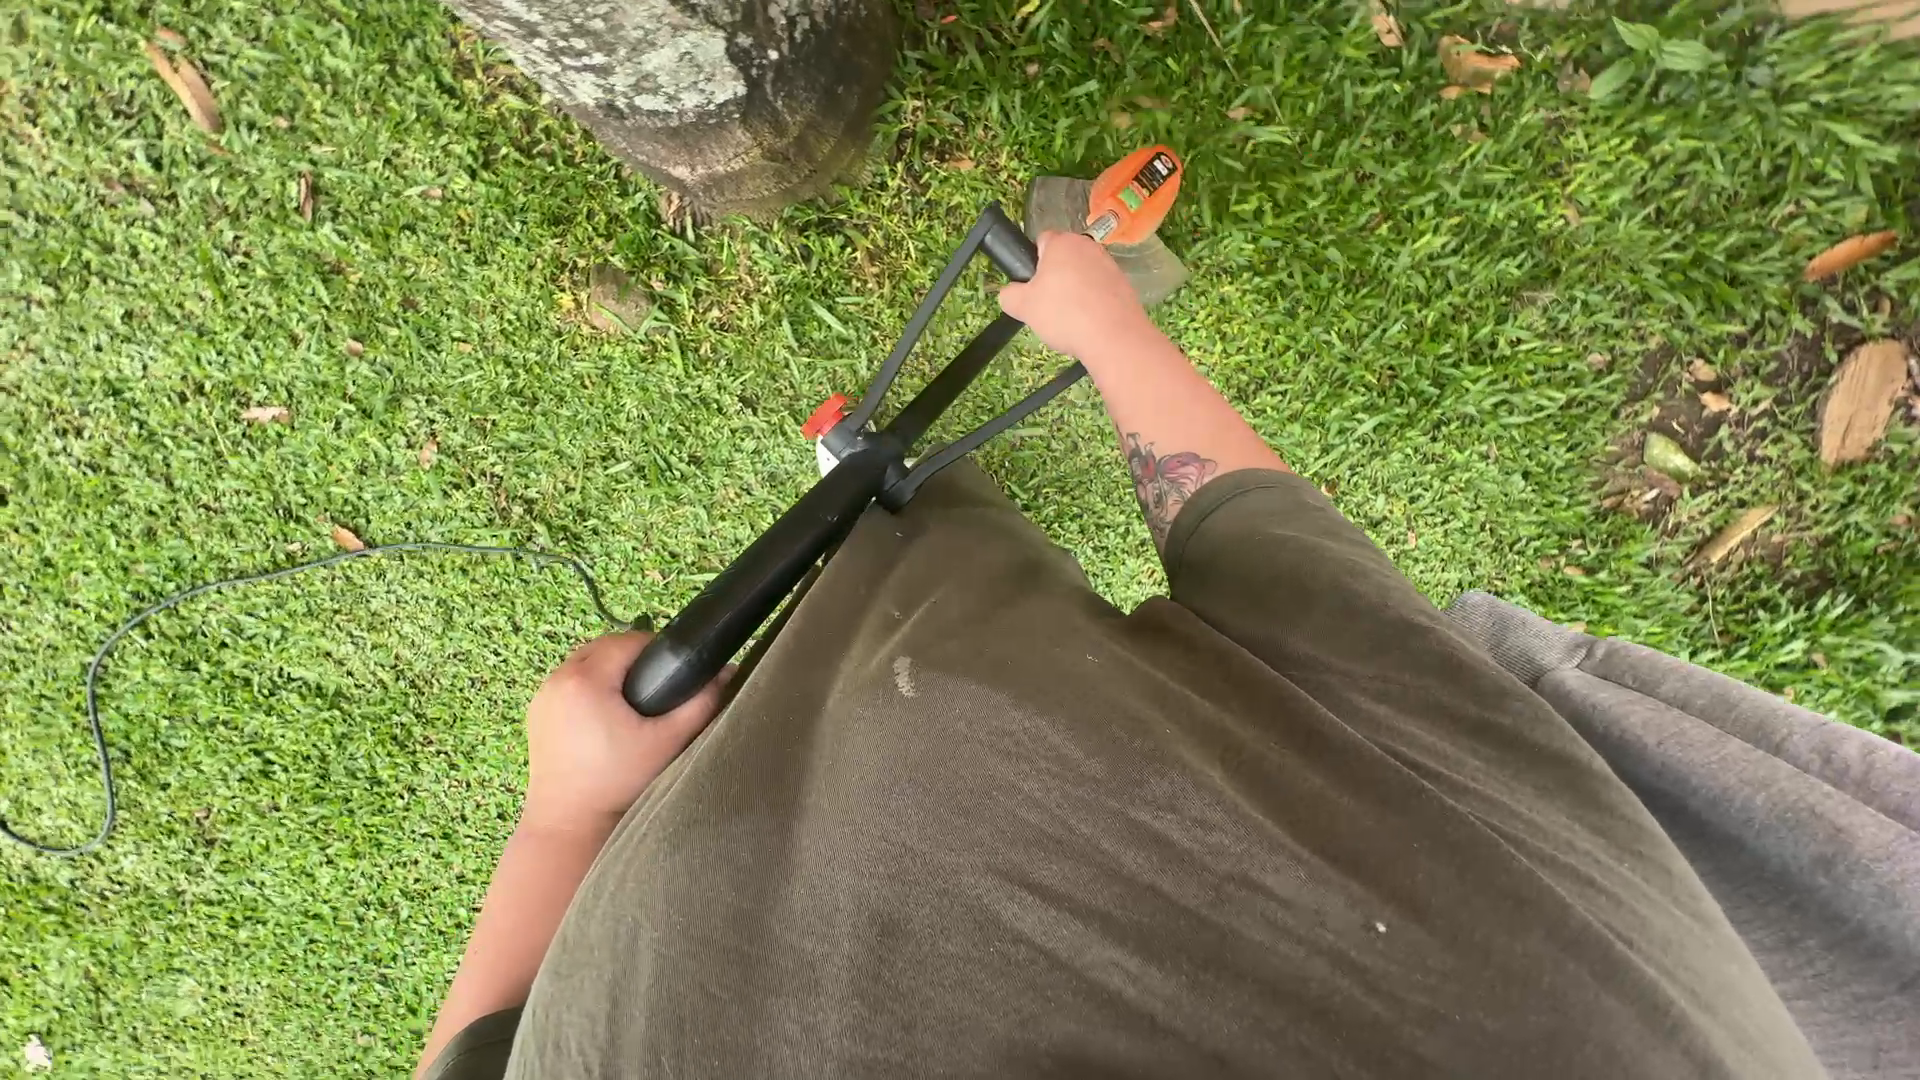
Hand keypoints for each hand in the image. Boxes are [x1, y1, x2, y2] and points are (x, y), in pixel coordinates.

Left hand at [521, 631, 727, 832]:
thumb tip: (728, 673)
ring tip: (637, 695)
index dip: (657, 649)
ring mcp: (543, 695)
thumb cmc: (618, 780)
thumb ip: (701, 703)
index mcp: (586, 679)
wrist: (570, 822)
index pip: (629, 641)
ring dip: (611, 668)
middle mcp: (558, 679)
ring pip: (586, 661)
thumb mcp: (668, 740)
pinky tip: (609, 709)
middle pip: (604, 646)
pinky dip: (591, 684)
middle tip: (660, 683)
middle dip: (634, 656)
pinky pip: (570, 680)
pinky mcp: (537, 712)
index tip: (674, 671)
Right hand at [996, 231, 1155, 360]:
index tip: (1033, 287)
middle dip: (1054, 278)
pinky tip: (1088, 322)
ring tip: (1070, 318)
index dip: (1033, 263)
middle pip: (1063, 258)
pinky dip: (1092, 301)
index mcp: (1062, 243)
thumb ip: (1009, 295)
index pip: (1041, 240)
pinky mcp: (1123, 283)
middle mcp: (1088, 245)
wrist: (1113, 337)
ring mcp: (1109, 263)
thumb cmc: (1064, 314)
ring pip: (1082, 274)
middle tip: (1048, 306)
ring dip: (1074, 290)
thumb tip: (1009, 293)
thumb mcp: (1023, 307)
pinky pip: (1099, 288)